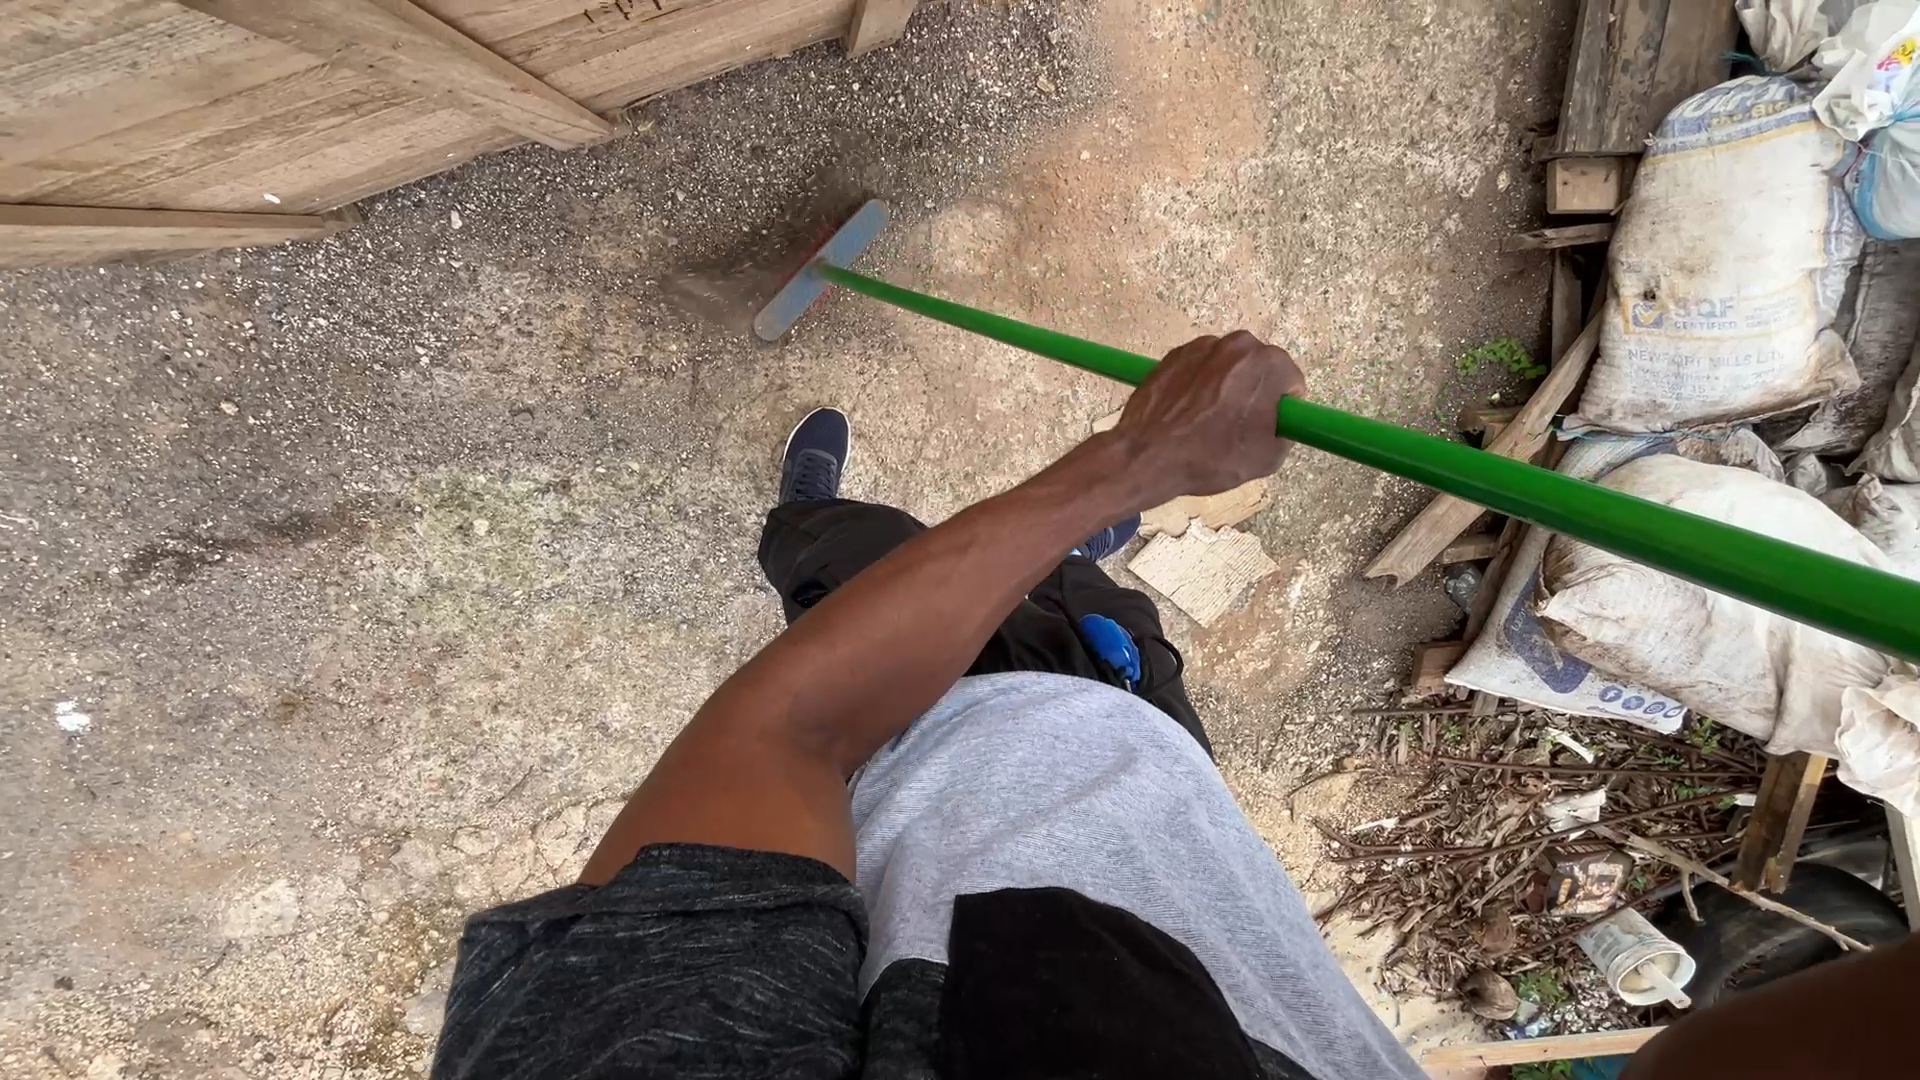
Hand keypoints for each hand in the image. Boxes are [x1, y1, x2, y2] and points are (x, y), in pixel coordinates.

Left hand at [1109, 330, 1305, 506]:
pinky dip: (1197, 385)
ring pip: (1226, 367)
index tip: (1266, 425)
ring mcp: (1201, 346)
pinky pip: (1198, 369)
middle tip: (1235, 426)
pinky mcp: (1173, 355)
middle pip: (1258, 369)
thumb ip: (1288, 432)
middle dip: (1252, 392)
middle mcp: (1238, 344)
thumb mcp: (1267, 457)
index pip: (1289, 382)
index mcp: (1269, 363)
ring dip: (1224, 387)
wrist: (1147, 455)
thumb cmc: (1210, 457)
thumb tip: (1282, 423)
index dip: (1281, 408)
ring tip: (1206, 421)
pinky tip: (1186, 412)